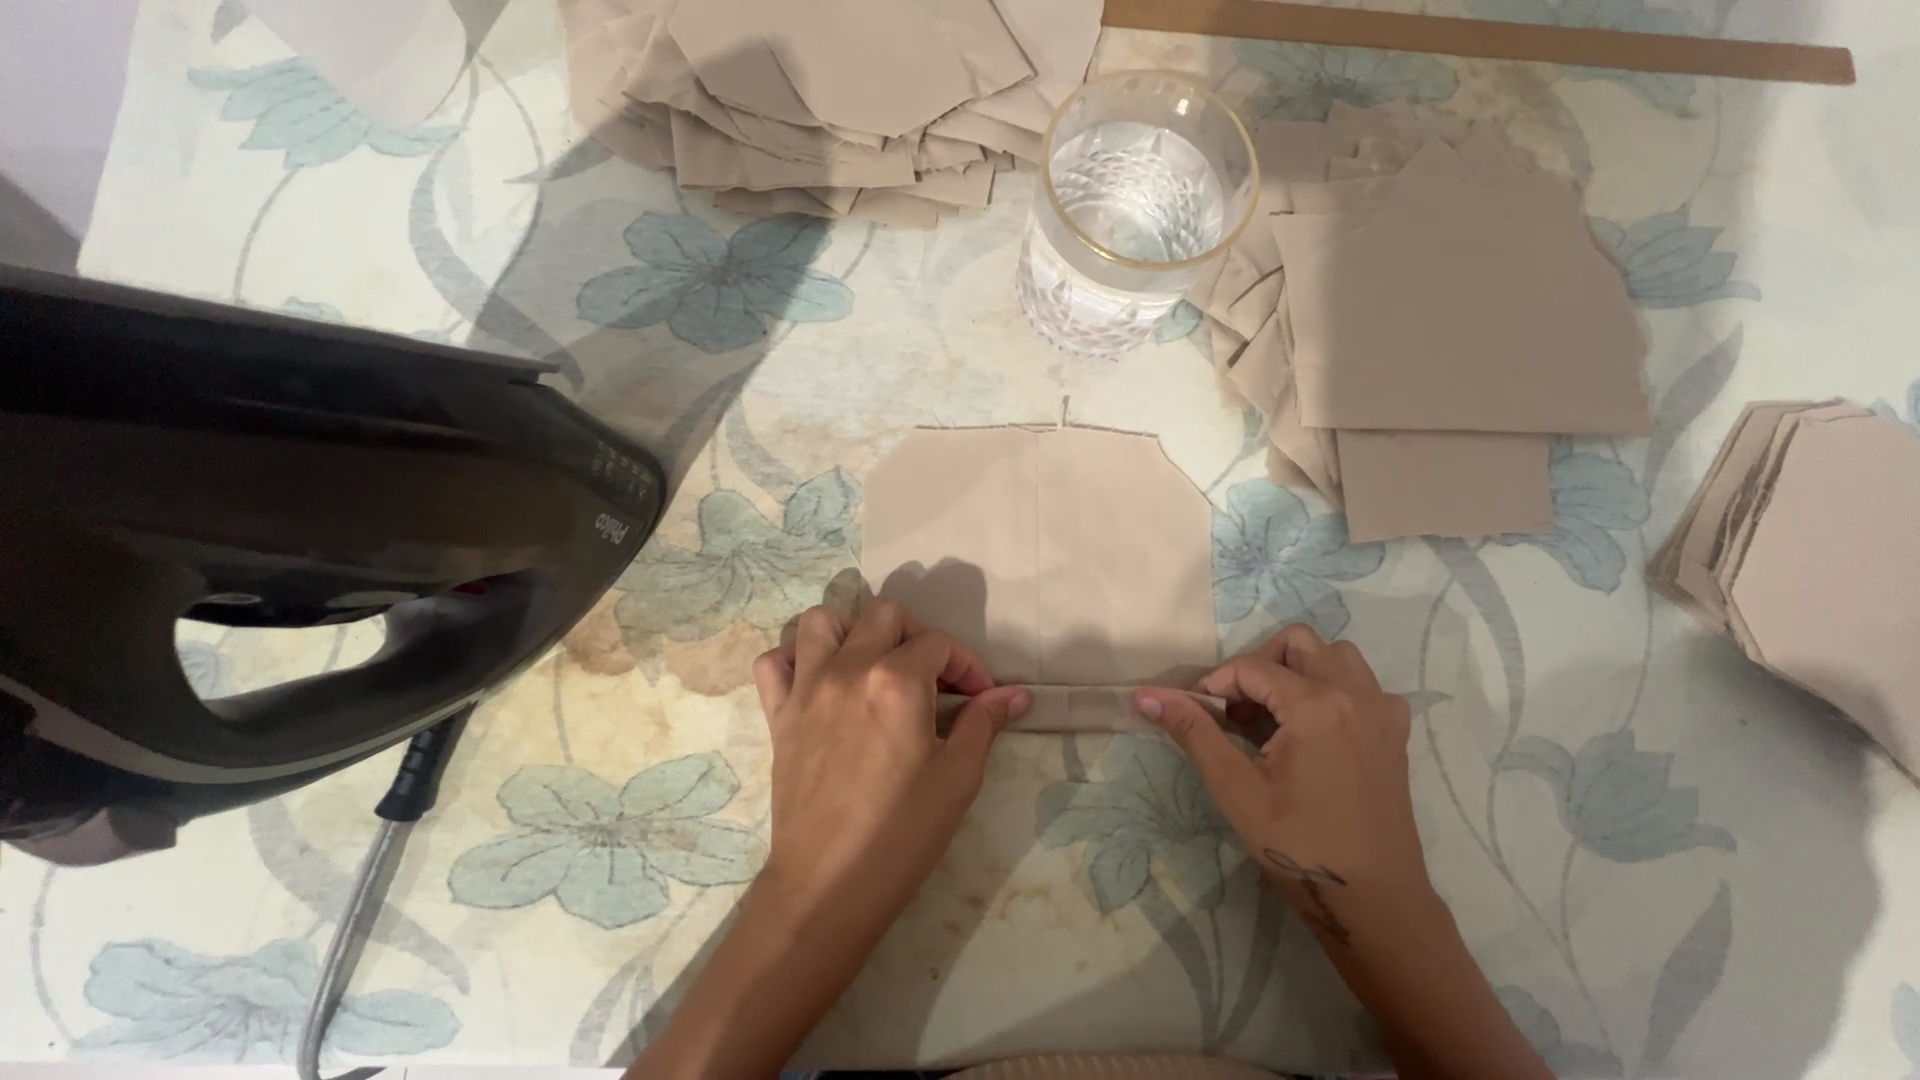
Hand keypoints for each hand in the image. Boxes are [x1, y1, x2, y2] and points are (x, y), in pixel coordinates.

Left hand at [751, 599, 1030, 928]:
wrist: (829, 884)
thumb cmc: (903, 833)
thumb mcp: (958, 777)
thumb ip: (985, 723)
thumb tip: (1016, 694)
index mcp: (896, 681)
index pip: (939, 643)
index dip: (968, 665)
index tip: (980, 698)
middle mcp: (848, 669)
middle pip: (884, 614)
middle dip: (917, 635)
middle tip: (933, 678)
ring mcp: (806, 689)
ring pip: (821, 621)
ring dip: (853, 631)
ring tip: (874, 665)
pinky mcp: (778, 715)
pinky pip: (773, 662)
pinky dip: (794, 658)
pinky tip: (820, 682)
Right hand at [1134, 624, 1428, 942]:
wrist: (1373, 900)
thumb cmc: (1298, 845)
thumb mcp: (1235, 788)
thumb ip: (1193, 732)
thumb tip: (1144, 695)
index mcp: (1315, 705)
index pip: (1251, 666)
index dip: (1215, 683)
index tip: (1196, 713)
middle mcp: (1355, 694)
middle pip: (1297, 642)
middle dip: (1259, 665)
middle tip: (1237, 708)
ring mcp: (1382, 711)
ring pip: (1335, 656)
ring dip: (1299, 670)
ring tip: (1275, 715)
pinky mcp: (1395, 733)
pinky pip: (1363, 685)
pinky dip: (1334, 689)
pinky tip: (1315, 730)